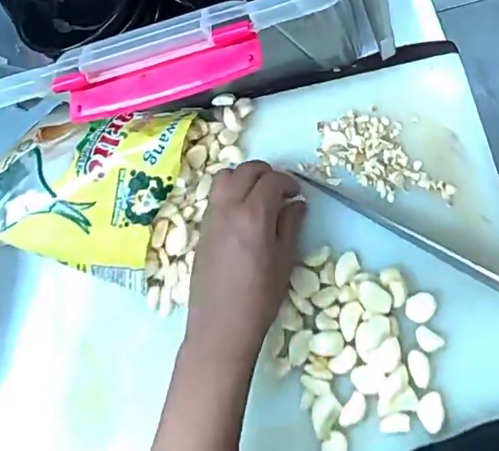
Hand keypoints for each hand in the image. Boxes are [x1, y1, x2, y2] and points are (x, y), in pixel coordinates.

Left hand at [183, 161, 305, 363]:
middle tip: (279, 190)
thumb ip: (290, 224)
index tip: (296, 192)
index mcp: (253, 213)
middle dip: (266, 173)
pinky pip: (215, 195)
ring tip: (257, 196)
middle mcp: (229, 206)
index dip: (288, 181)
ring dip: (243, 177)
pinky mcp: (201, 227)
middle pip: (247, 170)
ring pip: (225, 176)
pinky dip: (229, 191)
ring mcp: (211, 215)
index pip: (272, 180)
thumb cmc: (259, 298)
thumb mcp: (284, 260)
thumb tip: (296, 202)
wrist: (220, 327)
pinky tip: (241, 213)